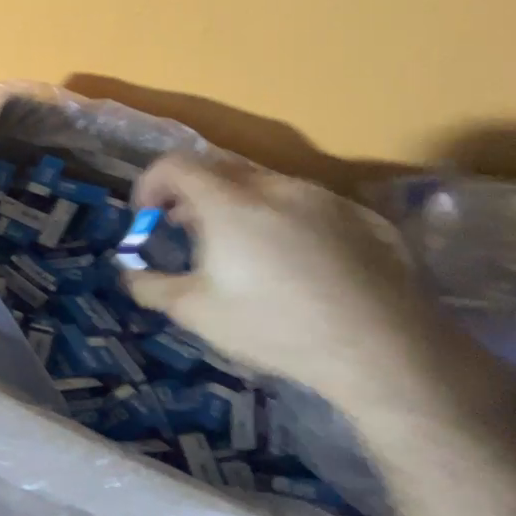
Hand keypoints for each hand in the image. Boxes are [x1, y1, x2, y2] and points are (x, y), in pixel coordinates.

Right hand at [122, 152, 433, 405]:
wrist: (385, 350)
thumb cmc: (273, 327)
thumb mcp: (192, 312)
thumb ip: (149, 284)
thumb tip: (130, 273)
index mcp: (230, 205)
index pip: (176, 164)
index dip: (150, 183)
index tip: (146, 217)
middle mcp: (279, 189)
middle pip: (222, 168)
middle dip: (192, 192)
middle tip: (184, 228)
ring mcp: (330, 201)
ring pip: (268, 184)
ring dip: (239, 204)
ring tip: (237, 246)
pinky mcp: (367, 219)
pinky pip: (310, 205)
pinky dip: (283, 218)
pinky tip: (291, 262)